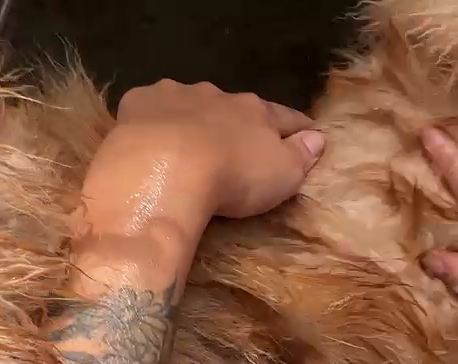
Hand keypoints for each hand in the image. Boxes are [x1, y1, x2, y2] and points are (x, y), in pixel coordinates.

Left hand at [78, 80, 325, 268]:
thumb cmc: (235, 176)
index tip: (310, 133)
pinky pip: (155, 108)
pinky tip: (158, 136)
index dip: (300, 127)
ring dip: (200, 118)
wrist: (168, 168)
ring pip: (194, 103)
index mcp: (257, 112)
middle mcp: (218, 95)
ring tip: (197, 142)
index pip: (286, 117)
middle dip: (243, 122)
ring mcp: (177, 95)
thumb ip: (301, 156)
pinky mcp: (141, 103)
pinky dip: (161, 120)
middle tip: (245, 142)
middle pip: (238, 108)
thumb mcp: (284, 175)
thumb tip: (316, 137)